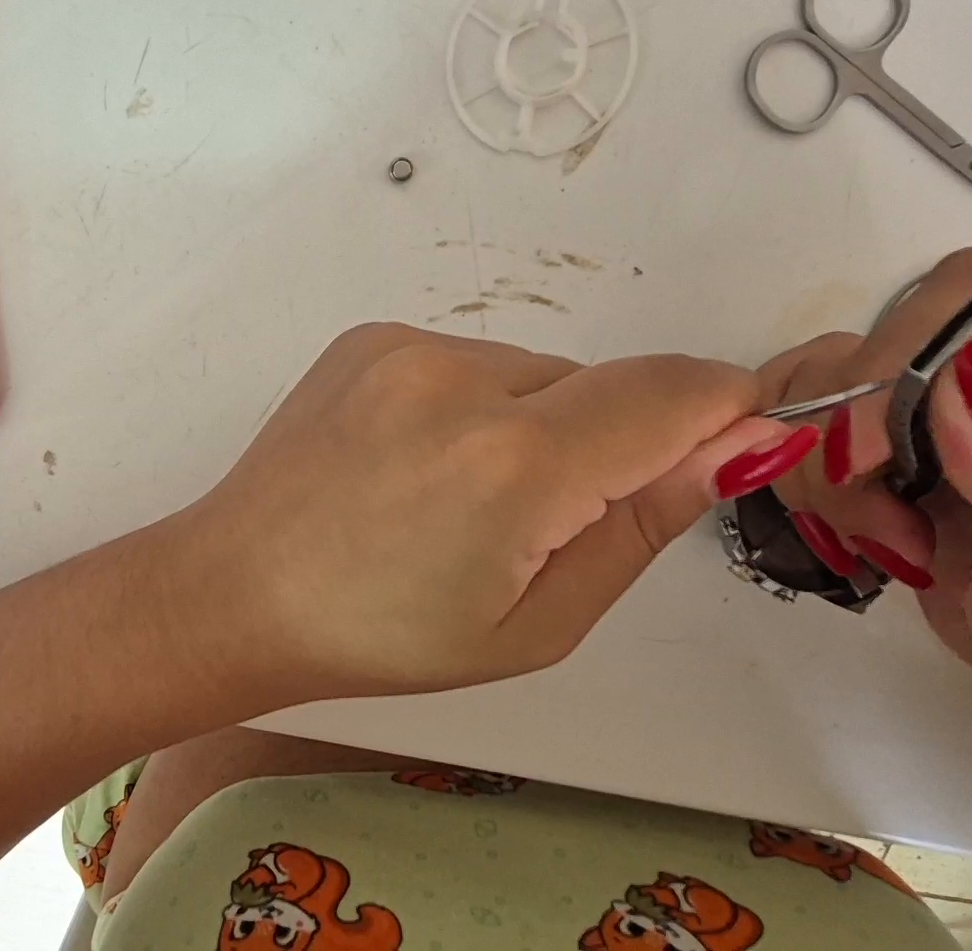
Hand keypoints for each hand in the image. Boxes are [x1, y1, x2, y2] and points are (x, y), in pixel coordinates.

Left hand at [178, 323, 809, 699]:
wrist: (240, 589)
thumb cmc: (382, 634)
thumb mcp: (534, 624)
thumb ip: (639, 527)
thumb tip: (732, 447)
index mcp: (512, 463)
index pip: (670, 393)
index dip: (721, 412)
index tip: (727, 447)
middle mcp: (458, 378)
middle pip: (597, 383)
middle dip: (602, 442)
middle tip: (534, 519)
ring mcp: (404, 347)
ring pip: (531, 371)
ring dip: (531, 423)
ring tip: (455, 495)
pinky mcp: (366, 337)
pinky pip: (464, 361)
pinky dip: (470, 405)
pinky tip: (414, 463)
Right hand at [760, 248, 971, 753]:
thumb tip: (969, 369)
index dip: (898, 355)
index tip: (868, 458)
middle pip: (882, 341)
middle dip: (842, 435)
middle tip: (880, 529)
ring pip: (829, 383)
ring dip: (821, 466)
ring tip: (882, 541)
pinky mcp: (922, 455)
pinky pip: (820, 432)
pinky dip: (811, 480)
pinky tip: (858, 534)